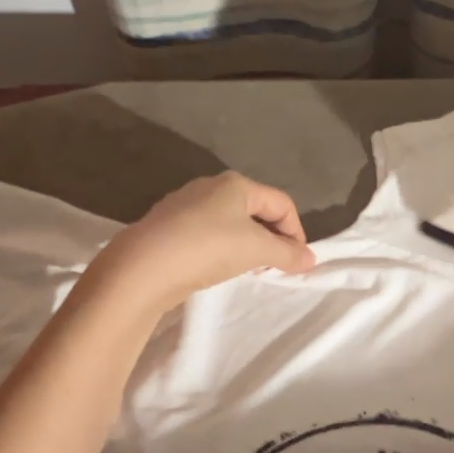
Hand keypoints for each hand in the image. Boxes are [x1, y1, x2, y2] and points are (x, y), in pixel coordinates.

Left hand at [94, 172, 316, 309]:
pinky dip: (221, 248)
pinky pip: (207, 233)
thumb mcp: (257, 250)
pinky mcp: (168, 225)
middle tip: (274, 265)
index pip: (281, 203)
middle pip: (256, 210)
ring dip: (247, 244)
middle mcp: (211, 186)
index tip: (297, 261)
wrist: (143, 267)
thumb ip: (288, 253)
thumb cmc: (208, 248)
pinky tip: (215, 267)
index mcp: (237, 184)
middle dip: (271, 238)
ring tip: (246, 269)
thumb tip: (311, 259)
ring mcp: (185, 204)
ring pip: (231, 222)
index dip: (296, 232)